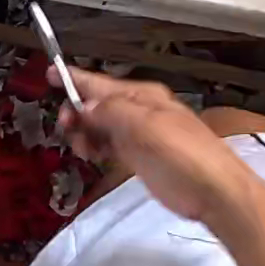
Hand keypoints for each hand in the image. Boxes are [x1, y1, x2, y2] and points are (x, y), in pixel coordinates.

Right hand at [56, 66, 259, 224]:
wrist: (214, 192)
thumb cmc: (183, 155)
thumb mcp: (142, 125)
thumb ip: (109, 111)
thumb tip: (84, 107)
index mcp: (141, 96)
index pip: (99, 82)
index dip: (73, 77)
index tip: (50, 73)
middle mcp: (137, 110)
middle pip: (94, 104)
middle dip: (76, 113)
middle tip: (68, 127)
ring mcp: (137, 133)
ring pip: (97, 125)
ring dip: (83, 133)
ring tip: (83, 147)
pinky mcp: (137, 154)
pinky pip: (106, 143)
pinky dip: (94, 147)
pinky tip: (91, 154)